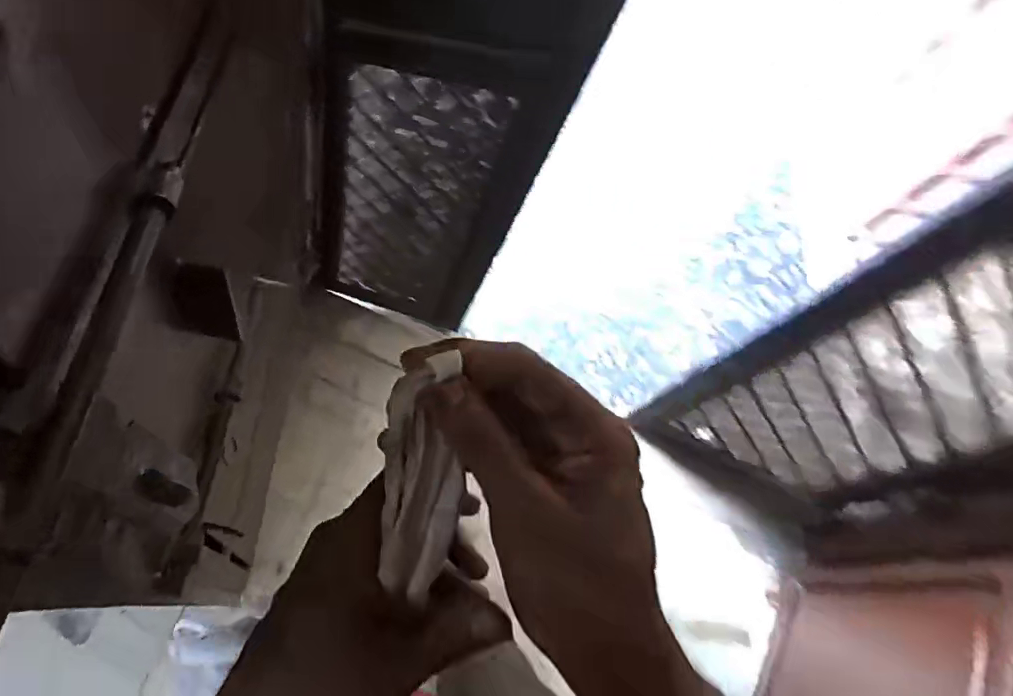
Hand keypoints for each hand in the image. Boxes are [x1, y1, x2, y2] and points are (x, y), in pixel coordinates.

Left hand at [220, 477, 509, 695]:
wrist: (266, 694)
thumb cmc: (334, 665)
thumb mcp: (401, 654)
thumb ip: (454, 630)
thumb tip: (505, 616)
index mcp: (353, 533)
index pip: (394, 484)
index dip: (433, 486)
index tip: (472, 505)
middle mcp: (337, 534)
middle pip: (396, 516)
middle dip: (439, 538)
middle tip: (478, 572)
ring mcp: (326, 558)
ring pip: (383, 544)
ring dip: (422, 565)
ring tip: (460, 603)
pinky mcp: (321, 583)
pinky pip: (366, 564)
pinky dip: (398, 579)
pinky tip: (422, 615)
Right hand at [405, 339, 707, 695]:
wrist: (606, 655)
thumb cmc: (577, 587)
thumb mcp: (525, 510)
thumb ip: (481, 441)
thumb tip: (435, 383)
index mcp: (592, 429)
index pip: (525, 369)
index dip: (469, 357)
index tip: (417, 363)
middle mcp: (577, 427)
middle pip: (510, 381)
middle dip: (457, 375)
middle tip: (407, 378)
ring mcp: (558, 447)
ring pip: (499, 405)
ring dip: (455, 400)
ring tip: (411, 400)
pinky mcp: (538, 468)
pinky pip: (495, 433)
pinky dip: (462, 429)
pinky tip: (430, 430)